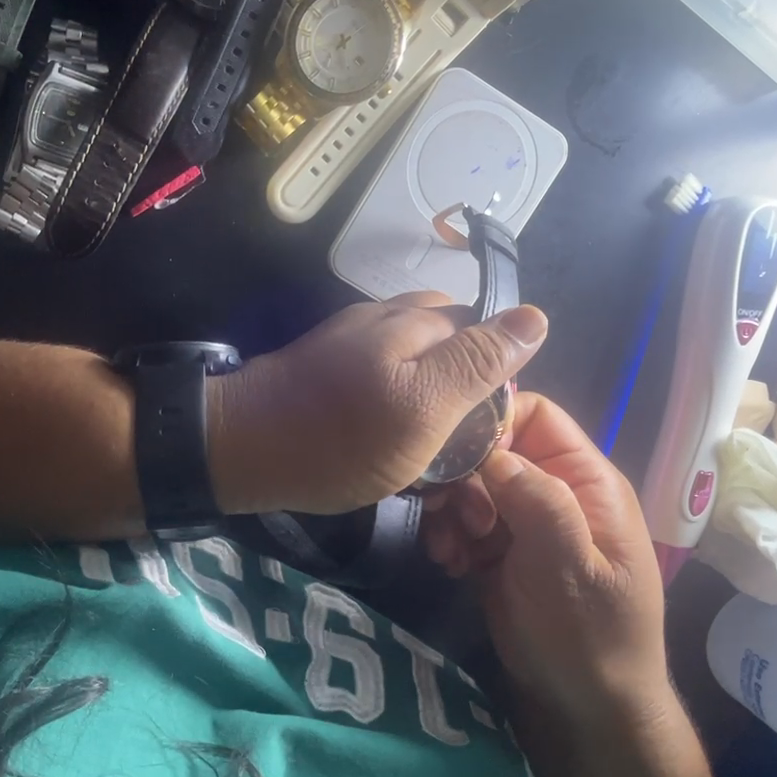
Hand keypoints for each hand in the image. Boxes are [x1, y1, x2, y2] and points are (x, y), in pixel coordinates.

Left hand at [207, 294, 546, 516]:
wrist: (240, 451)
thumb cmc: (339, 437)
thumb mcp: (424, 406)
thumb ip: (478, 361)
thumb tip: (536, 314)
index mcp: (416, 322)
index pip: (486, 335)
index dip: (496, 384)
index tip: (487, 437)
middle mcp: (385, 320)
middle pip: (449, 349)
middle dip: (462, 397)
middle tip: (457, 456)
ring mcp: (351, 344)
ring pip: (414, 369)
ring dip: (427, 410)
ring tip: (424, 462)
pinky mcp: (328, 371)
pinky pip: (380, 383)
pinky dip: (392, 413)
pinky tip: (386, 449)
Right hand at [422, 392, 670, 732]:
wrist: (586, 704)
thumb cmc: (592, 636)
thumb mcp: (571, 570)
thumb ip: (540, 504)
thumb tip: (495, 452)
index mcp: (586, 482)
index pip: (536, 415)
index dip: (492, 424)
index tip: (455, 458)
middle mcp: (555, 491)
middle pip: (493, 449)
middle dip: (463, 479)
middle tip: (454, 520)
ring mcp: (526, 521)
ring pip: (470, 485)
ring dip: (450, 513)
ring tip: (448, 552)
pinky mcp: (500, 548)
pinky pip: (463, 522)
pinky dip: (450, 538)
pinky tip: (450, 565)